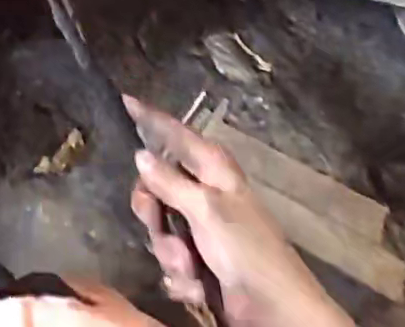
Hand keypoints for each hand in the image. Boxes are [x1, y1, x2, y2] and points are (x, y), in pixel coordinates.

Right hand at [123, 95, 353, 326]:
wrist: (280, 316)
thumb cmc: (248, 250)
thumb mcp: (205, 209)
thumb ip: (169, 181)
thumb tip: (139, 154)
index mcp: (211, 168)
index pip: (174, 132)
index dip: (149, 117)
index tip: (125, 99)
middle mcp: (203, 191)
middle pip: (154, 184)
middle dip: (152, 210)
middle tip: (155, 219)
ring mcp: (201, 228)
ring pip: (159, 225)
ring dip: (169, 251)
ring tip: (188, 267)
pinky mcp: (200, 262)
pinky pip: (171, 258)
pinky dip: (181, 276)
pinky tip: (195, 287)